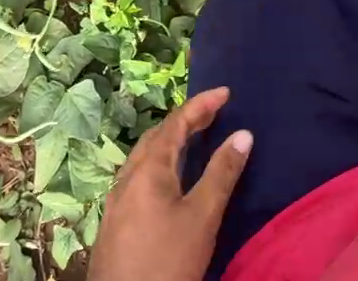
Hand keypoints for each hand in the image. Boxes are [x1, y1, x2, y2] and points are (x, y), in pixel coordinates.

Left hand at [89, 87, 251, 280]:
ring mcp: (116, 205)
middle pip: (156, 138)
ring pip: (143, 159)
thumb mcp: (203, 216)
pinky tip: (170, 180)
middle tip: (213, 113)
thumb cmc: (167, 263)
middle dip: (185, 120)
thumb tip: (243, 134)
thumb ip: (222, 172)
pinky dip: (160, 163)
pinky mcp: (115, 226)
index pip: (176, 124)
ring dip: (170, 142)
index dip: (201, 105)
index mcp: (148, 171)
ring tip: (194, 139)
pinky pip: (138, 178)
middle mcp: (127, 180)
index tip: (226, 93)